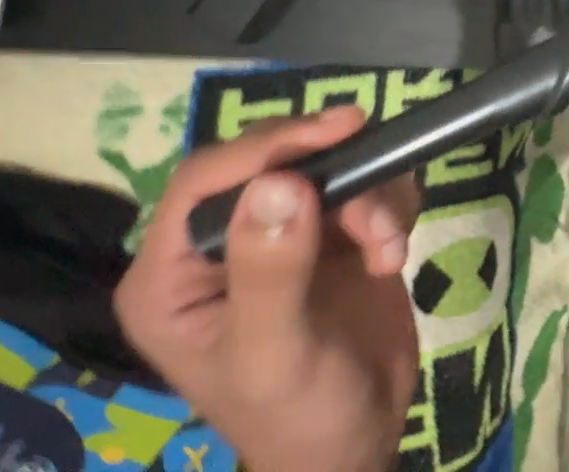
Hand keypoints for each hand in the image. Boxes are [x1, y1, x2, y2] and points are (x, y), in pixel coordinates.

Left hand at [115, 107, 419, 471]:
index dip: (267, 147)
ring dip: (372, 200)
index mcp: (174, 274)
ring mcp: (287, 237)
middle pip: (275, 164)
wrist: (360, 439)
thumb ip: (271, 272)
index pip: (206, 181)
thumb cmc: (296, 412)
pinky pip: (369, 190)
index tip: (338, 129)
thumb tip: (280, 181)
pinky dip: (392, 209)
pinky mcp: (338, 238)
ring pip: (332, 173)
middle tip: (380, 193)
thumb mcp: (275, 353)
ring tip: (388, 250)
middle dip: (335, 175)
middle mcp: (224, 245)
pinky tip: (394, 254)